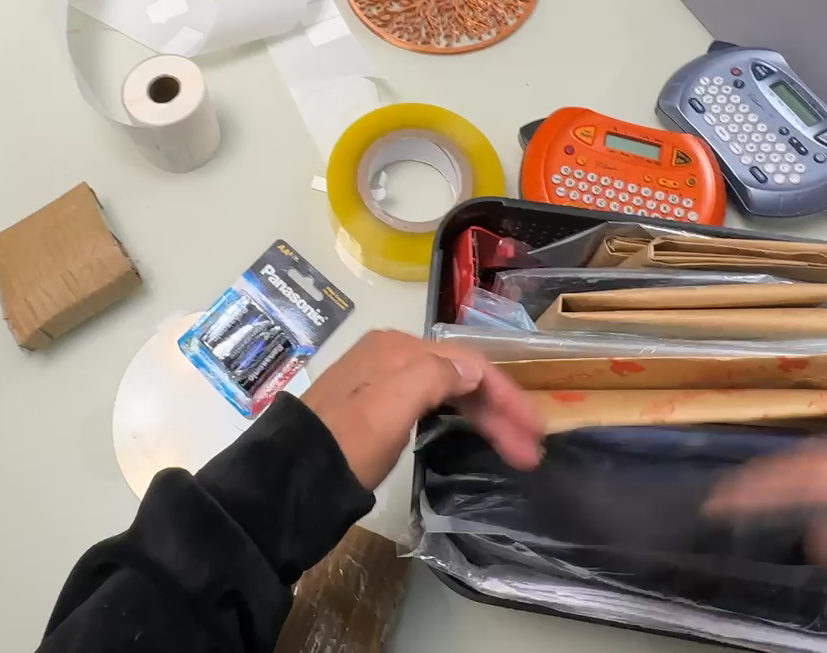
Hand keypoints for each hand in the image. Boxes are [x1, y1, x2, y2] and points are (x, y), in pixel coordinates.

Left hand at [301, 330, 542, 488]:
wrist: (292, 477)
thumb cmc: (347, 442)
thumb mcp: (390, 406)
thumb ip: (434, 375)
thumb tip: (472, 367)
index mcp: (398, 348)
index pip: (468, 361)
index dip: (505, 394)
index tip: (534, 433)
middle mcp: (392, 356)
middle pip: (459, 374)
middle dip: (498, 409)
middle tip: (529, 451)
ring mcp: (383, 381)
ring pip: (447, 390)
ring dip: (482, 416)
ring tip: (512, 450)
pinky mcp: (377, 406)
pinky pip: (430, 402)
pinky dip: (457, 418)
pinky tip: (470, 435)